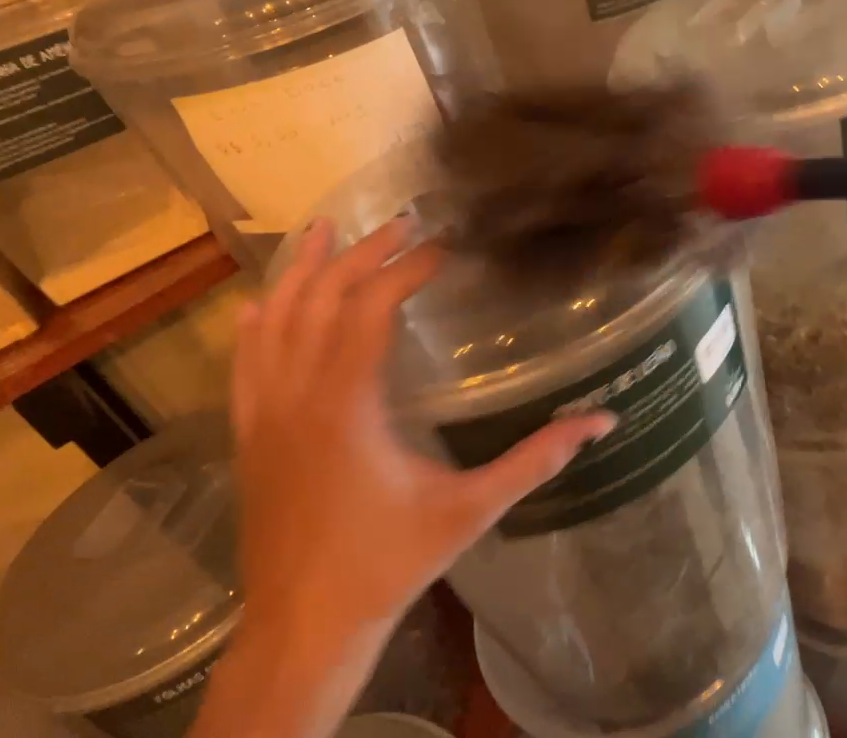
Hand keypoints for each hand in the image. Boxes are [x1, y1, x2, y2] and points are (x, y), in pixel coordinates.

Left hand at [229, 216, 614, 650]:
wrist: (304, 624)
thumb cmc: (388, 562)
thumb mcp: (470, 510)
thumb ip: (534, 460)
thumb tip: (601, 422)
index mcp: (347, 406)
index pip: (369, 308)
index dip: (405, 268)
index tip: (442, 247)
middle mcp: (297, 397)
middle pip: (320, 300)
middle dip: (361, 253)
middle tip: (403, 222)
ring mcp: (263, 415)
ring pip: (273, 322)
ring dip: (302, 271)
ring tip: (327, 227)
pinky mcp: (249, 436)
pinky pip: (244, 364)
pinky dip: (256, 323)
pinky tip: (262, 303)